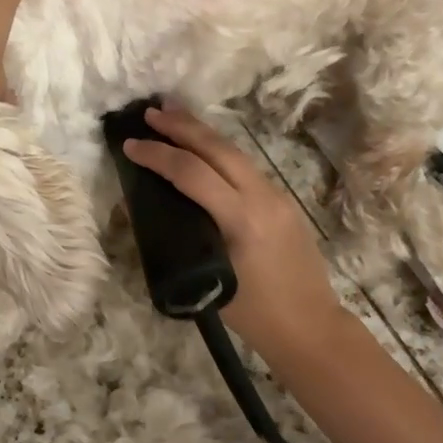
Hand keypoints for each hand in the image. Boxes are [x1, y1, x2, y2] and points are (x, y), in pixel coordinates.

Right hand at [123, 107, 347, 350]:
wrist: (313, 330)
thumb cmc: (255, 315)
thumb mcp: (206, 279)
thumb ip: (175, 238)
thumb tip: (140, 207)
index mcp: (242, 219)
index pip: (192, 172)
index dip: (157, 155)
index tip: (129, 146)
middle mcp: (262, 197)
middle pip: (217, 148)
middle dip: (181, 127)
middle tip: (149, 112)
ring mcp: (276, 195)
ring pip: (233, 150)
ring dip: (200, 131)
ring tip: (172, 113)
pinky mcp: (282, 199)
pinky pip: (243, 164)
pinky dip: (217, 149)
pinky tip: (201, 146)